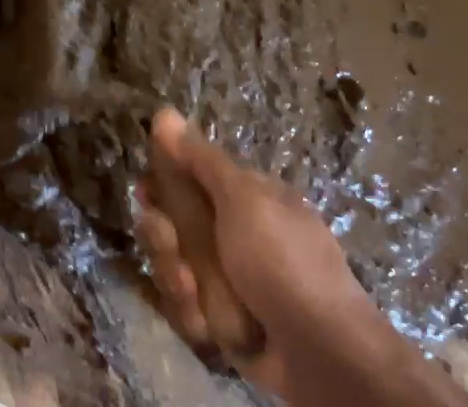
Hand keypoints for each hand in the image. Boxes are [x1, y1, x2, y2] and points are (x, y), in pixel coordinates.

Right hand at [135, 109, 390, 401]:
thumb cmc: (284, 263)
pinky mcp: (220, 318)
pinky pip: (183, 305)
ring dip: (175, 277)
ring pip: (171, 265)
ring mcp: (227, 279)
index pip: (187, 178)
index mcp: (248, 201)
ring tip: (194, 292)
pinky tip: (207, 322)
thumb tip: (164, 113)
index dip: (161, 185)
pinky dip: (191, 313)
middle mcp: (235, 235)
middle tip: (173, 247)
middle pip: (170, 224)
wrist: (321, 354)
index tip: (146, 193)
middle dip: (163, 239)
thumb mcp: (243, 199)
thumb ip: (200, 159)